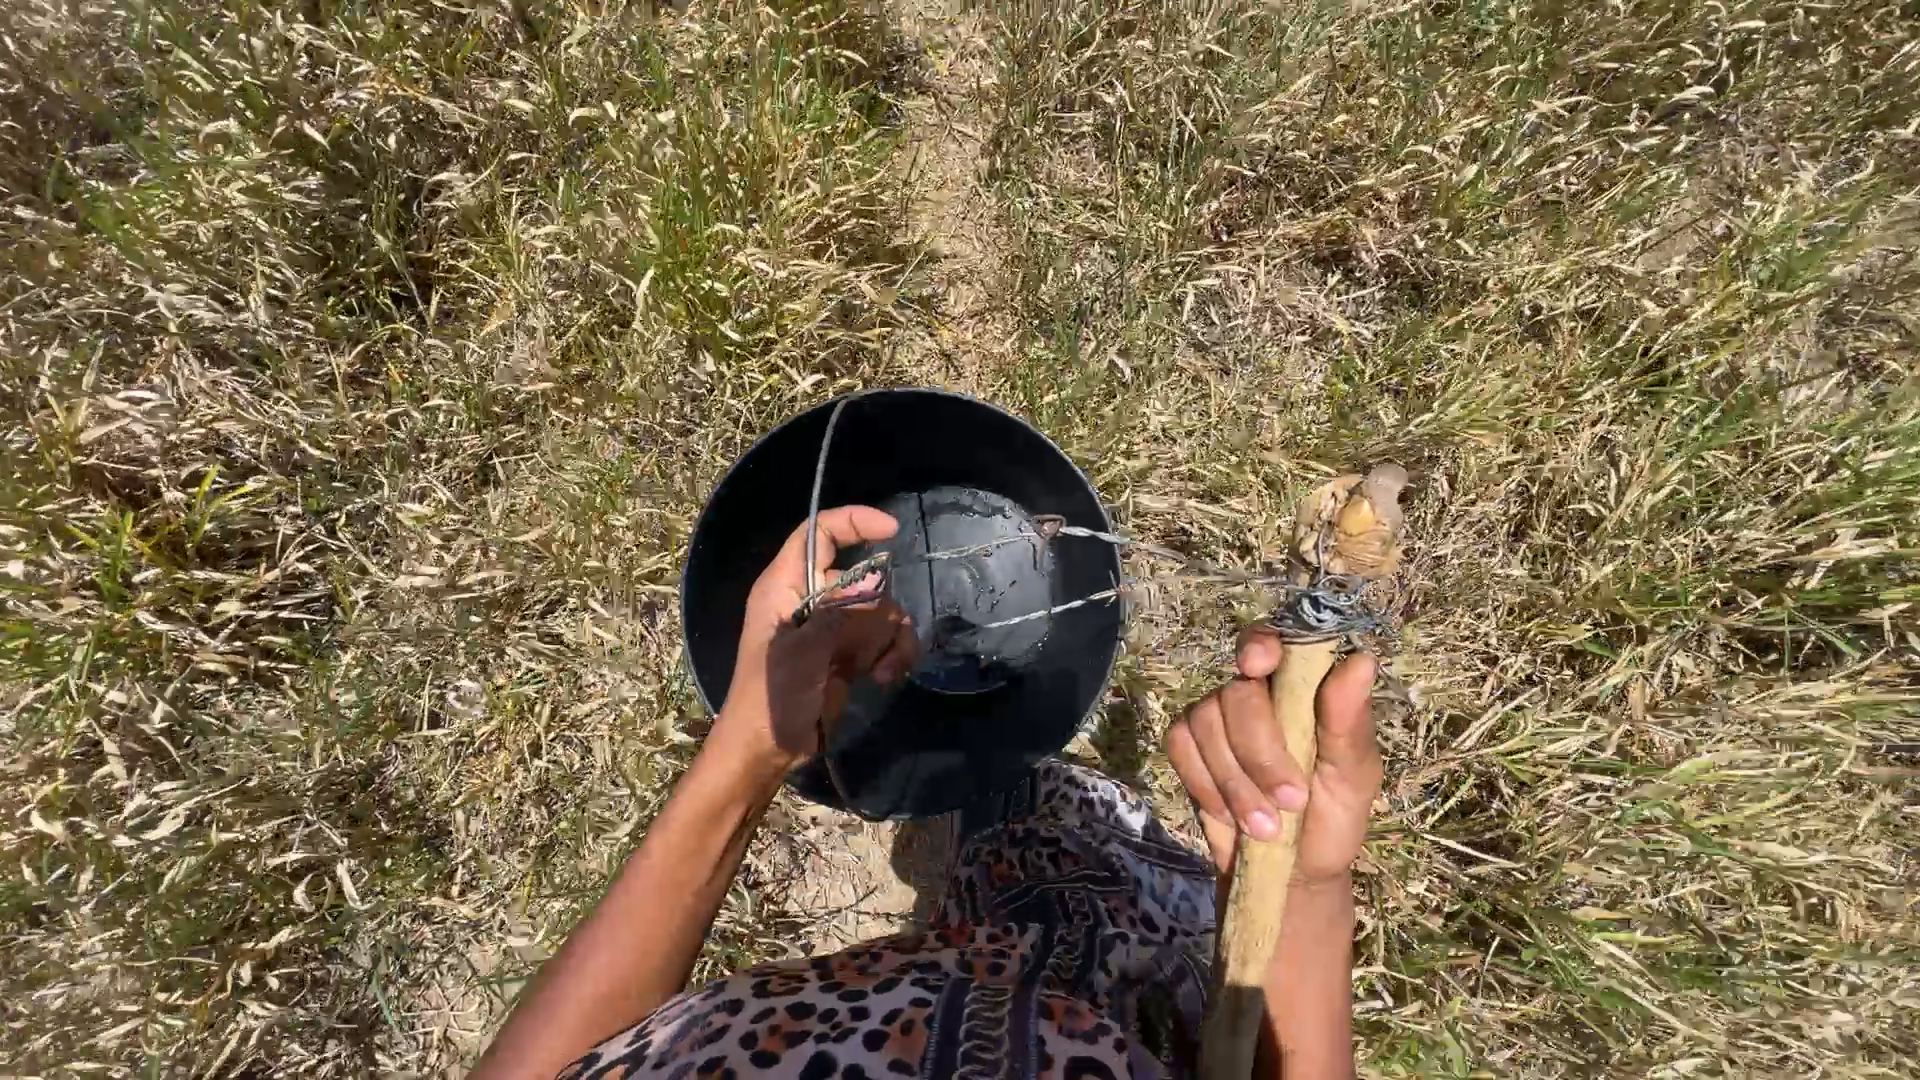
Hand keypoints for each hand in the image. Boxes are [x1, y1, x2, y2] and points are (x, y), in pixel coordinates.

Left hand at [713, 505, 917, 780]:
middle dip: (879, 608)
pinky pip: (885, 639)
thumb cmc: (770, 698)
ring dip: (889, 639)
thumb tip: (880, 584)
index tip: (891, 531)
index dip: (852, 522)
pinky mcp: (847, 653)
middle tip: (869, 643)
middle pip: (862, 577)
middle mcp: (810, 599)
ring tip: (881, 670)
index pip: (818, 533)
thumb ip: (839, 615)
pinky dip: (892, 655)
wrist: (766, 750)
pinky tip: (884, 678)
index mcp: (786, 586)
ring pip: (881, 610)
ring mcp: (831, 627)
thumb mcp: (801, 653)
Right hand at [1166, 629, 1380, 882]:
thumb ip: (1349, 721)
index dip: (1259, 645)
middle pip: (1237, 694)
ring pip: (1205, 723)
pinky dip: (1207, 785)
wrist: (1292, 872)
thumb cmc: (1333, 817)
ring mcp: (1213, 717)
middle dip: (1260, 753)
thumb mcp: (1353, 775)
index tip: (1257, 665)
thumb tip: (1361, 661)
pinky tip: (1231, 813)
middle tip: (1291, 801)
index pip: (1269, 642)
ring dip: (1236, 782)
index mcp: (1296, 689)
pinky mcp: (1185, 745)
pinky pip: (1181, 747)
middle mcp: (1251, 693)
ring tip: (1265, 826)